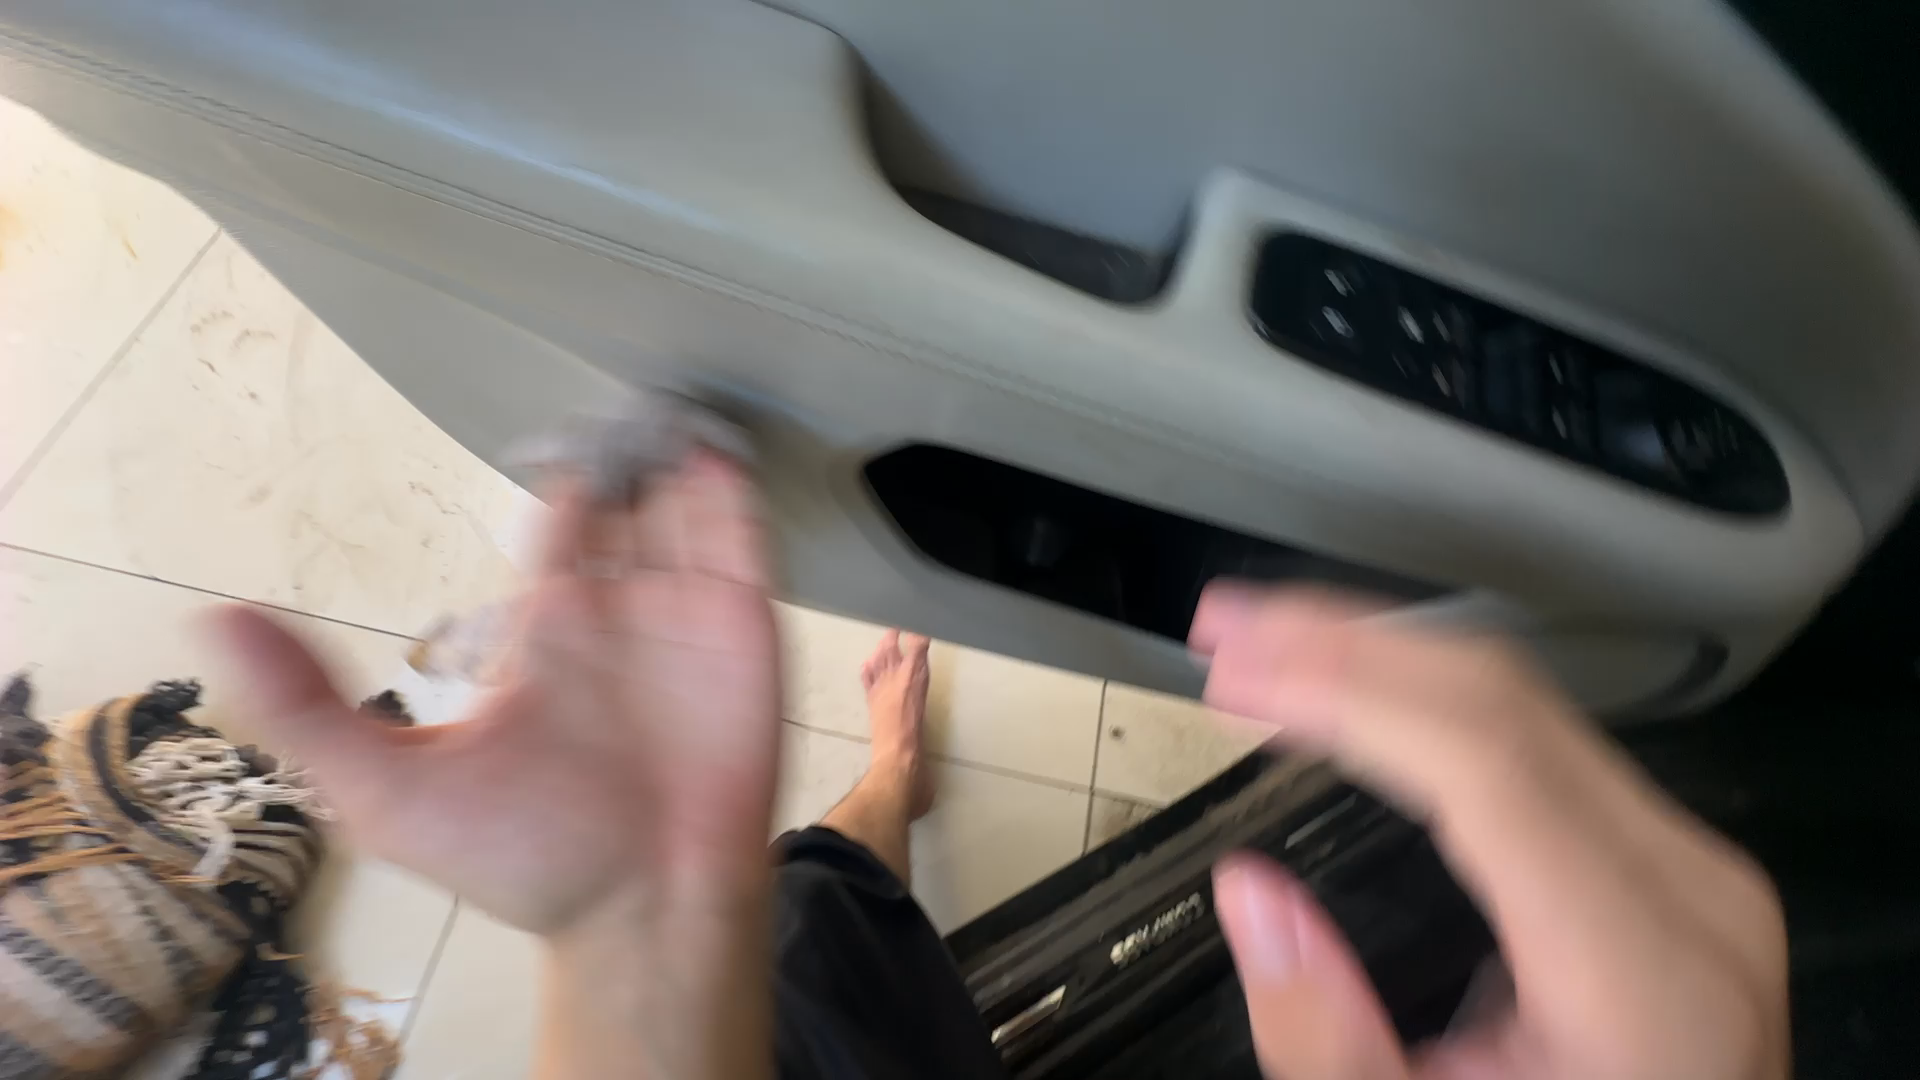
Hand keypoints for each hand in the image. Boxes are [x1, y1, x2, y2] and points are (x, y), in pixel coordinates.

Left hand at [208, 451, 779, 1079]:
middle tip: (629, 398)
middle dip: (631, 448)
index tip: (568, 430)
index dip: (567, 474)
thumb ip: (312, 705)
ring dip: (682, 457)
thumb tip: (207, 618)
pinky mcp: (746, 621)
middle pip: (631, 502)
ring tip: (673, 404)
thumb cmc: (533, 853)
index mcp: (552, 626)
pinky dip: (735, 493)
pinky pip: (743, 542)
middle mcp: (623, 606)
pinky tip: (718, 450)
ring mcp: (689, 610)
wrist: (652, 898)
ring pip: (688, 508)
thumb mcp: (393, 790)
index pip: (562, 522)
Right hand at [1190, 587, 1787, 1079]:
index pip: (1481, 763)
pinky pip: (1502, 709)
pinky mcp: (1624, 821)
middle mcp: (1670, 876)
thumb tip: (1245, 888)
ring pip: (1496, 682)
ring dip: (1359, 639)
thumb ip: (1327, 1037)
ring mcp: (1656, 837)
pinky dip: (1397, 671)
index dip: (1345, 696)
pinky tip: (1329, 666)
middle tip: (1224, 627)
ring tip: (1255, 630)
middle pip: (1489, 697)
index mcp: (1640, 965)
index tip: (1235, 676)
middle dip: (1335, 640)